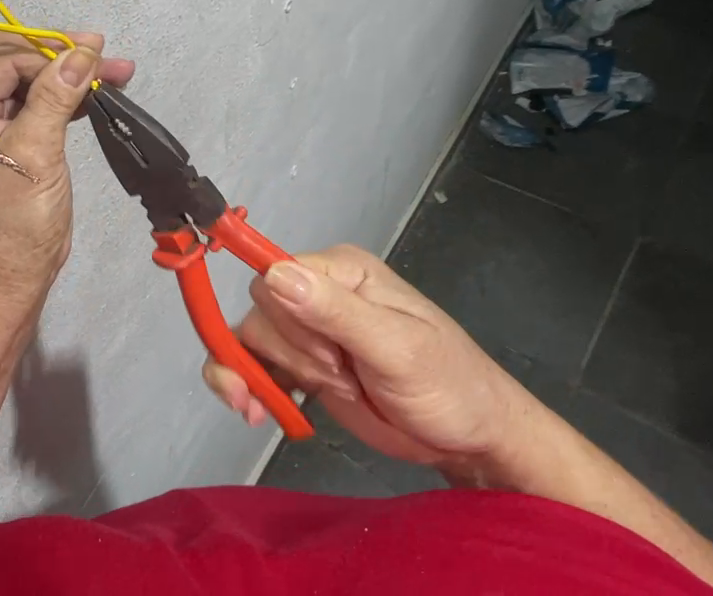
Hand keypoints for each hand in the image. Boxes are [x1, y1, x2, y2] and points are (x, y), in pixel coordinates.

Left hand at [0, 31, 134, 311]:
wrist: (10, 278)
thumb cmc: (13, 224)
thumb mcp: (34, 155)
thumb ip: (54, 97)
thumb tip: (81, 52)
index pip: (2, 60)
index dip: (48, 53)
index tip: (95, 53)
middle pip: (12, 62)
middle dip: (60, 56)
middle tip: (106, 55)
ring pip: (27, 79)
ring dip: (68, 73)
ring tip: (115, 71)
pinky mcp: (7, 138)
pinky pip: (34, 102)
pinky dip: (65, 95)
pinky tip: (96, 91)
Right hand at [203, 245, 532, 472]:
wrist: (469, 441)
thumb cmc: (448, 386)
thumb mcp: (397, 347)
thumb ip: (335, 311)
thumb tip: (273, 274)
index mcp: (340, 272)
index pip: (275, 277)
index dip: (290, 322)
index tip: (328, 361)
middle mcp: (316, 292)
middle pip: (261, 312)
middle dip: (289, 355)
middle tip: (341, 381)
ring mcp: (305, 331)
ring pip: (250, 339)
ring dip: (268, 376)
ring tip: (308, 402)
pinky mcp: (298, 365)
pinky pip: (248, 364)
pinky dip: (243, 386)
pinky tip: (254, 411)